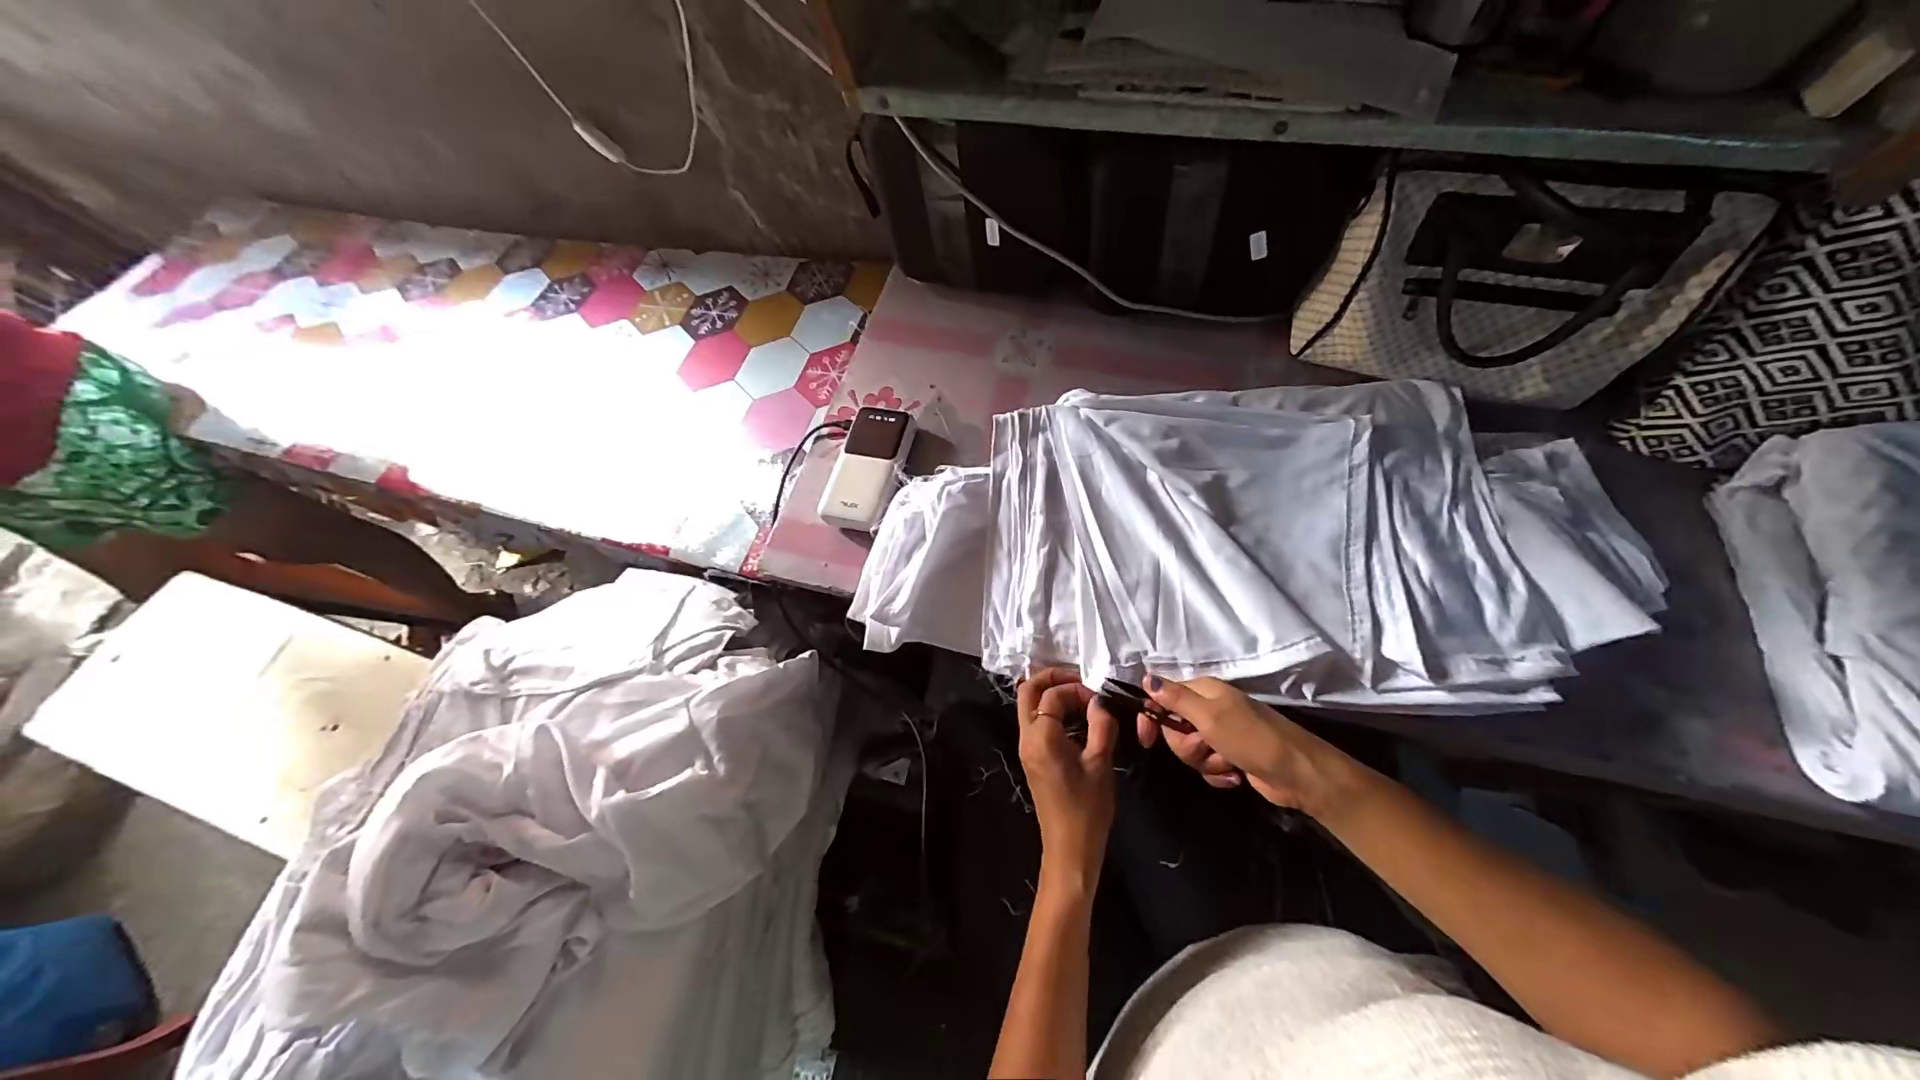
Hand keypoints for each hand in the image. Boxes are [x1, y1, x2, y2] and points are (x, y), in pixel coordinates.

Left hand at [1016, 668, 1118, 885]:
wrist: (1070, 848)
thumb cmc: (1088, 808)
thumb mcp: (1101, 764)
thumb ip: (1101, 726)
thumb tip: (1099, 700)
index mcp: (1041, 738)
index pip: (1051, 696)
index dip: (1074, 689)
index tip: (1097, 698)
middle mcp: (1026, 738)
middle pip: (1026, 692)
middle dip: (1050, 678)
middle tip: (1079, 678)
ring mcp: (1026, 748)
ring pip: (1027, 706)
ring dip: (1049, 693)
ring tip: (1079, 695)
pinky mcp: (1032, 757)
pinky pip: (1034, 722)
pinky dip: (1049, 710)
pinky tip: (1074, 716)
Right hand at [1140, 675, 1359, 816]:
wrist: (1299, 774)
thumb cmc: (1252, 738)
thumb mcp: (1210, 715)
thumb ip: (1175, 698)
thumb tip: (1147, 677)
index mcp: (1204, 691)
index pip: (1163, 697)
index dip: (1152, 717)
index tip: (1147, 739)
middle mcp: (1210, 709)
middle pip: (1174, 729)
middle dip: (1186, 745)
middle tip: (1207, 745)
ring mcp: (1221, 735)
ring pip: (1190, 751)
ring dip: (1206, 762)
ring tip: (1228, 762)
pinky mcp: (1231, 758)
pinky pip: (1207, 768)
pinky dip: (1218, 774)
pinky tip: (1235, 776)